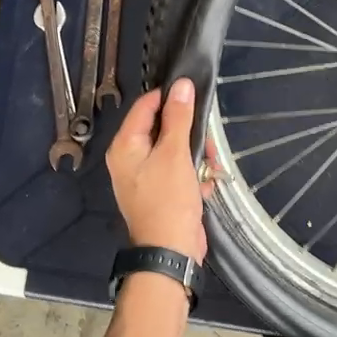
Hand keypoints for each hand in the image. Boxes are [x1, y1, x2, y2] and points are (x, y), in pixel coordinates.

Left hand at [107, 78, 214, 262]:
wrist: (171, 251)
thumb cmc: (168, 200)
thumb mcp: (175, 154)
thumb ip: (179, 117)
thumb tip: (182, 85)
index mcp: (126, 146)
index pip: (145, 106)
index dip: (170, 97)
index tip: (195, 95)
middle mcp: (131, 158)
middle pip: (163, 127)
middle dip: (190, 132)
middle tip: (207, 141)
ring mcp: (146, 175)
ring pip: (175, 149)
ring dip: (197, 155)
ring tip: (210, 166)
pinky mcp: (162, 190)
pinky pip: (179, 169)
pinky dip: (194, 174)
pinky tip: (206, 183)